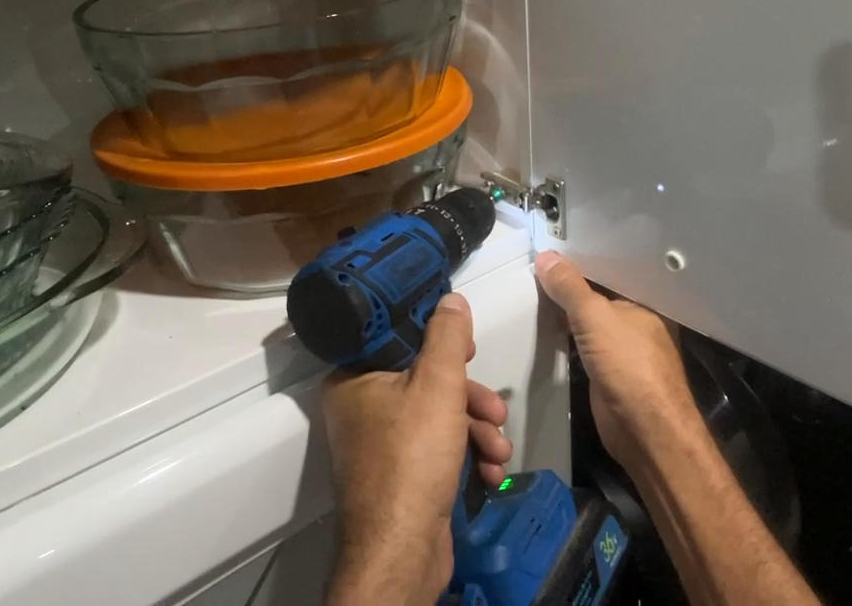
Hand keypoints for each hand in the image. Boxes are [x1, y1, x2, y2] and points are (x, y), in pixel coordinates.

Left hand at [321, 293, 514, 605]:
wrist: (403, 552)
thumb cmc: (412, 459)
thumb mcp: (437, 386)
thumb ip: (447, 337)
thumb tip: (451, 300)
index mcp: (354, 378)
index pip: (398, 338)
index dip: (437, 338)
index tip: (469, 347)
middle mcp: (361, 406)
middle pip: (426, 380)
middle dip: (469, 397)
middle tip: (492, 408)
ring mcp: (380, 443)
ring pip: (438, 415)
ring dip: (476, 428)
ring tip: (498, 446)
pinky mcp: (401, 473)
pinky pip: (437, 447)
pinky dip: (466, 454)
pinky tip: (490, 469)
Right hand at [534, 250, 701, 471]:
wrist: (645, 431)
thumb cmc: (629, 365)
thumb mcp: (595, 317)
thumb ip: (569, 287)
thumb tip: (545, 256)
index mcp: (645, 300)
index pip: (611, 268)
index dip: (585, 255)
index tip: (554, 240)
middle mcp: (636, 318)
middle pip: (599, 292)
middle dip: (572, 280)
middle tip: (537, 258)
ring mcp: (622, 345)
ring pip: (590, 316)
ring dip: (566, 306)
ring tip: (534, 282)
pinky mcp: (607, 367)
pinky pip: (582, 339)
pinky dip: (565, 330)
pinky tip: (543, 318)